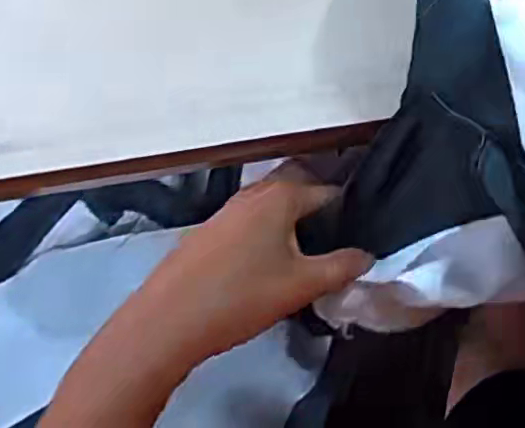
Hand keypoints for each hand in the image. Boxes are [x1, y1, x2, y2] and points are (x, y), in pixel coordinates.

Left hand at [122, 168, 373, 364]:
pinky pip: (243, 226)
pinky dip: (256, 239)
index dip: (346, 215)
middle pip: (299, 194)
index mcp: (283, 194)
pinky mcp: (199, 235)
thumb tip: (368, 256)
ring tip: (293, 259)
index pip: (331, 193)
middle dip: (315, 216)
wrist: (156, 332)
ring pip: (269, 210)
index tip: (352, 236)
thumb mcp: (302, 286)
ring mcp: (223, 212)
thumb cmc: (238, 298)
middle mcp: (254, 192)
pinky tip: (254, 270)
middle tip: (324, 246)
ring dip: (284, 227)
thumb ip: (343, 267)